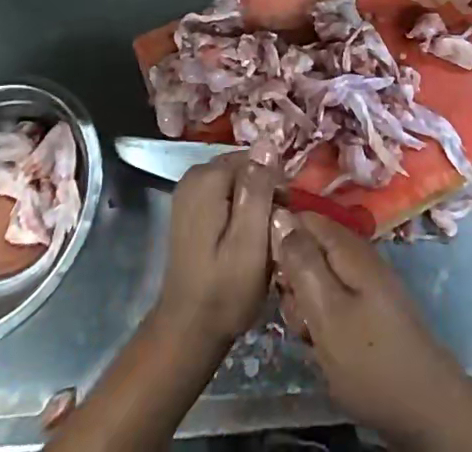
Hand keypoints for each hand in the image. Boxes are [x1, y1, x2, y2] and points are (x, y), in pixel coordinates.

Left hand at [154, 152, 275, 345]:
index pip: (257, 160)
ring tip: (262, 239)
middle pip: (246, 169)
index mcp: (207, 178)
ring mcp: (188, 192)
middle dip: (264, 195)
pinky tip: (245, 240)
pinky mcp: (190, 208)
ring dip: (254, 205)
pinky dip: (239, 212)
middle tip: (273, 233)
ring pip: (237, 183)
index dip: (276, 187)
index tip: (284, 219)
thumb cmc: (225, 289)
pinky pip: (226, 196)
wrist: (189, 328)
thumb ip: (258, 190)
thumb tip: (267, 143)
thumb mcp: (251, 240)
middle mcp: (193, 176)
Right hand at [274, 212, 471, 451]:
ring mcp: (364, 281)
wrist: (425, 407)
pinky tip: (322, 343)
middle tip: (296, 313)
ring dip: (304, 303)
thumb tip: (279, 214)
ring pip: (316, 277)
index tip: (265, 268)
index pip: (303, 216)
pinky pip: (332, 299)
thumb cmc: (370, 358)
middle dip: (291, 277)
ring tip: (310, 335)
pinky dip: (320, 318)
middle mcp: (357, 256)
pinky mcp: (367, 306)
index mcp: (349, 247)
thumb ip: (301, 261)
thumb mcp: (326, 310)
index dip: (278, 235)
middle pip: (308, 248)